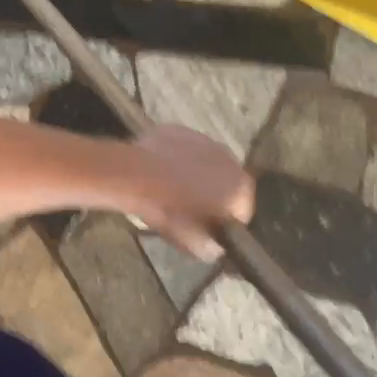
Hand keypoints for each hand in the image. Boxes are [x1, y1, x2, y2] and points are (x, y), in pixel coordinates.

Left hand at [131, 124, 255, 259]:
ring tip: (173, 186)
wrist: (135, 174)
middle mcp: (229, 158)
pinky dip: (178, 156)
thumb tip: (214, 247)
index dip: (225, 222)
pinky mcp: (178, 129)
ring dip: (197, 172)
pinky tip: (161, 167)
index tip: (208, 229)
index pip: (241, 211)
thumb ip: (211, 246)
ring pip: (206, 162)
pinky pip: (184, 147)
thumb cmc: (169, 210)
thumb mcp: (193, 242)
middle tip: (190, 208)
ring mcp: (203, 139)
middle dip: (213, 193)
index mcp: (240, 187)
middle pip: (226, 181)